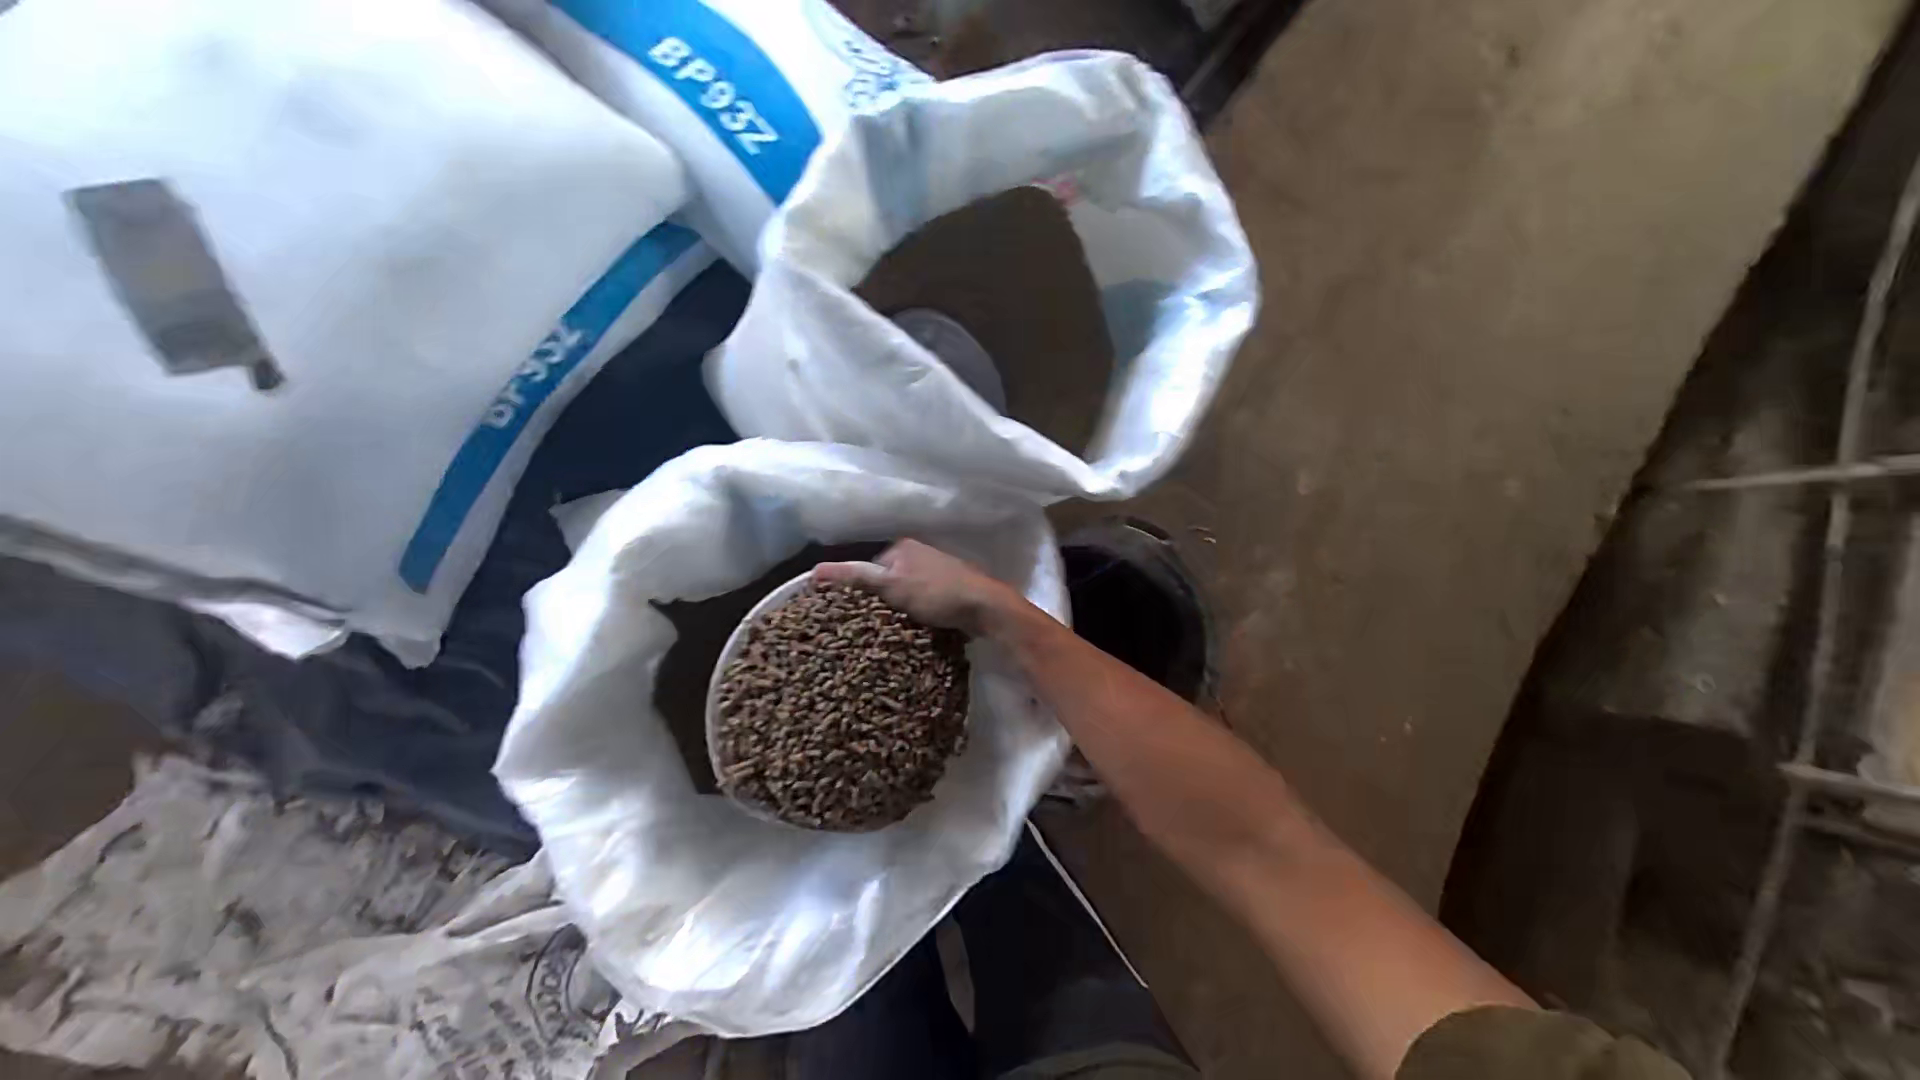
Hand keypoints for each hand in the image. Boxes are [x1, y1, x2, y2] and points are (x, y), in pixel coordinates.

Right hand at [814, 540, 1024, 636]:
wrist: (986, 608)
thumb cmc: (936, 593)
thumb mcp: (890, 585)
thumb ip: (855, 577)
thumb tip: (814, 571)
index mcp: (902, 547)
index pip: (867, 568)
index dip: (858, 591)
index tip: (854, 615)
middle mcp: (920, 554)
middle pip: (886, 582)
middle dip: (880, 602)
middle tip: (873, 627)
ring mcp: (937, 572)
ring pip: (905, 594)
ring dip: (899, 611)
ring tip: (894, 632)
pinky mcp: (950, 591)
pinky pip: (923, 604)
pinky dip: (917, 616)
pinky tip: (917, 630)